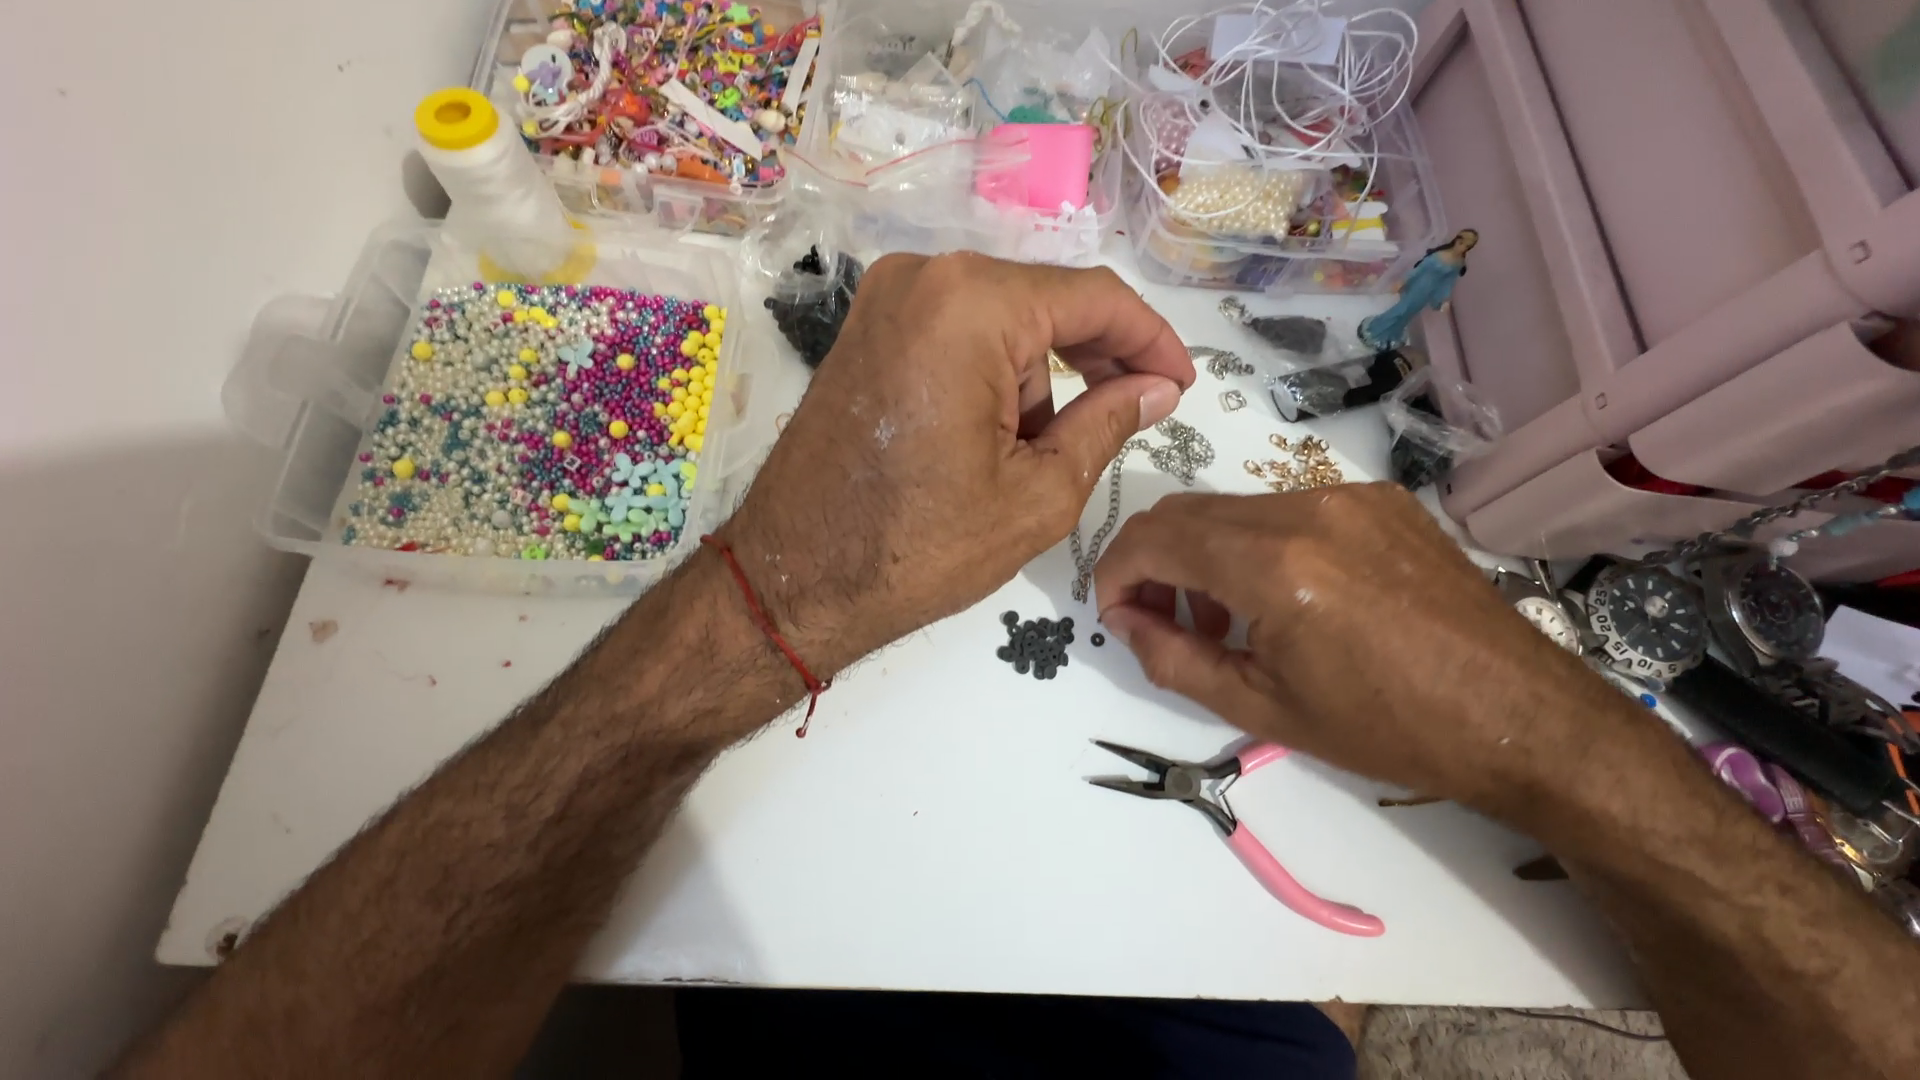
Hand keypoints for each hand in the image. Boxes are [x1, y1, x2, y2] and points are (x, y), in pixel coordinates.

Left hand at [719, 253, 1193, 674]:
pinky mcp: (867, 331)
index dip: (1150, 339)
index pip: (1094, 297)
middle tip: (1136, 411)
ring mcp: (885, 299)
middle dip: (1096, 359)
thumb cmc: (920, 547)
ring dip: (1036, 377)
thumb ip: (1108, 423)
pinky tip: (992, 437)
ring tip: (1030, 457)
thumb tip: (1156, 387)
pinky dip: (991, 374)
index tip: (1181, 384)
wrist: (794, 579)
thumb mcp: (1038, 495)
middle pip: (1044, 301)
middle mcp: (924, 277)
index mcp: (971, 303)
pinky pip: (956, 333)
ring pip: (1001, 321)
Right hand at [1091, 484, 1628, 814]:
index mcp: (1272, 564)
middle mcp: (1305, 508)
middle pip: (1185, 512)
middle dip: (1153, 563)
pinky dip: (1256, 546)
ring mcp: (1347, 496)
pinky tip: (1285, 598)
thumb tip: (1124, 620)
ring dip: (1204, 556)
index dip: (1114, 573)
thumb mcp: (1260, 707)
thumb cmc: (1386, 727)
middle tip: (1162, 622)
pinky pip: (1285, 509)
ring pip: (1232, 508)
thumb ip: (1171, 658)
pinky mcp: (1379, 500)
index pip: (1152, 537)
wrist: (1521, 718)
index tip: (1116, 615)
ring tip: (1227, 621)